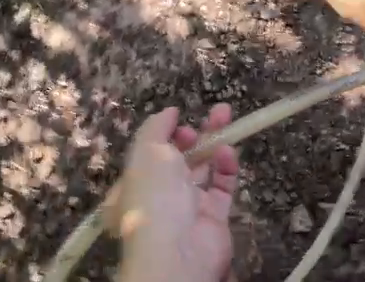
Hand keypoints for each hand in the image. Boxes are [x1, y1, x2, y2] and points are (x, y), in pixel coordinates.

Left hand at [115, 106, 239, 281]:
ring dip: (216, 140)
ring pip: (205, 166)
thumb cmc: (154, 198)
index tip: (181, 122)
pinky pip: (222, 184)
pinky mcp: (214, 215)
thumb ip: (156, 128)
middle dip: (199, 132)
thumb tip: (170, 112)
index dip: (168, 135)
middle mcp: (161, 197)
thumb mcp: (145, 153)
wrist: (178, 252)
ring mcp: (189, 206)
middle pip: (183, 157)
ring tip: (227, 116)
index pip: (152, 155)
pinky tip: (228, 151)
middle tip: (217, 112)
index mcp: (136, 186)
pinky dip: (227, 165)